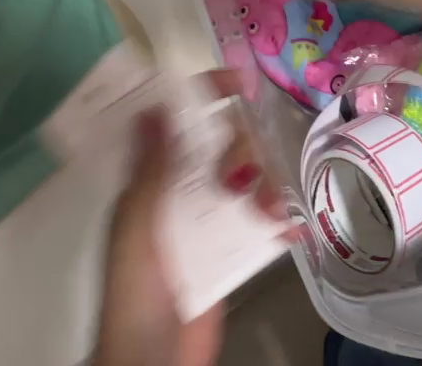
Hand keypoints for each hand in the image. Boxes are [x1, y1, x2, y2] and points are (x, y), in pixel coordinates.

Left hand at [90, 74, 280, 365]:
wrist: (152, 364)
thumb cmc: (133, 293)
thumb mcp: (136, 228)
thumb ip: (151, 171)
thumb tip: (154, 108)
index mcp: (151, 179)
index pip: (179, 119)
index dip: (204, 93)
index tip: (237, 82)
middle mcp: (182, 188)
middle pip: (223, 141)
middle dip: (244, 148)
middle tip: (245, 179)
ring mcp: (209, 216)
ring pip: (248, 173)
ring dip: (267, 182)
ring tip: (271, 212)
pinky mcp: (233, 246)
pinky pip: (260, 216)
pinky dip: (278, 216)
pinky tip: (288, 228)